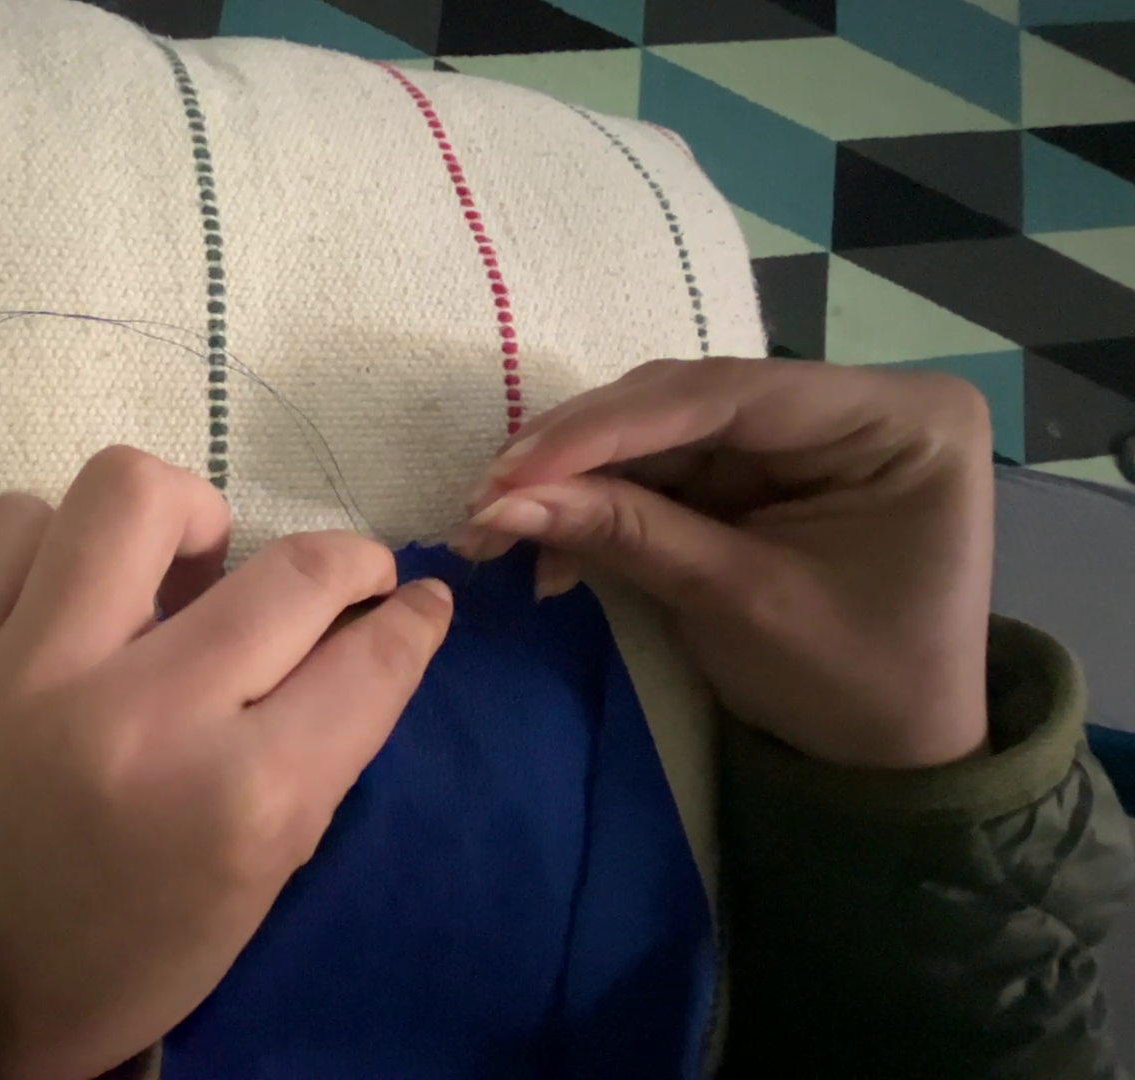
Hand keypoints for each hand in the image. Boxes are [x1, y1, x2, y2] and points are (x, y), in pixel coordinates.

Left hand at [0, 447, 452, 1079]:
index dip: (409, 614)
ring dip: (186, 515)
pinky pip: (16, 518)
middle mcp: (134, 724)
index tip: (413, 594)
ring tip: (182, 570)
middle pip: (283, 570)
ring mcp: (21, 678)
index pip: (366, 661)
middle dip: (339, 559)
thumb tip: (395, 609)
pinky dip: (64, 538)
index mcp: (237, 802)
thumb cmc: (155, 929)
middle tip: (320, 578)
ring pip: (130, 491)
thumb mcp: (276, 851)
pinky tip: (77, 591)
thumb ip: (337, 722)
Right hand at [450, 358, 993, 769]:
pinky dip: (581, 504)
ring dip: (561, 480)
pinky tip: (542, 541)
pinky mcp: (733, 468)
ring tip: (494, 522)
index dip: (601, 430)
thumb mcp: (733, 600)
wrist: (878, 744)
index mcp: (892, 418)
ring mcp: (777, 434)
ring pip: (638, 434)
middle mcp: (833, 404)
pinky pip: (637, 471)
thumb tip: (499, 504)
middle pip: (669, 405)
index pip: (718, 396)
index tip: (509, 470)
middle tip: (484, 497)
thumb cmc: (847, 679)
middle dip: (570, 454)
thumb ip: (621, 535)